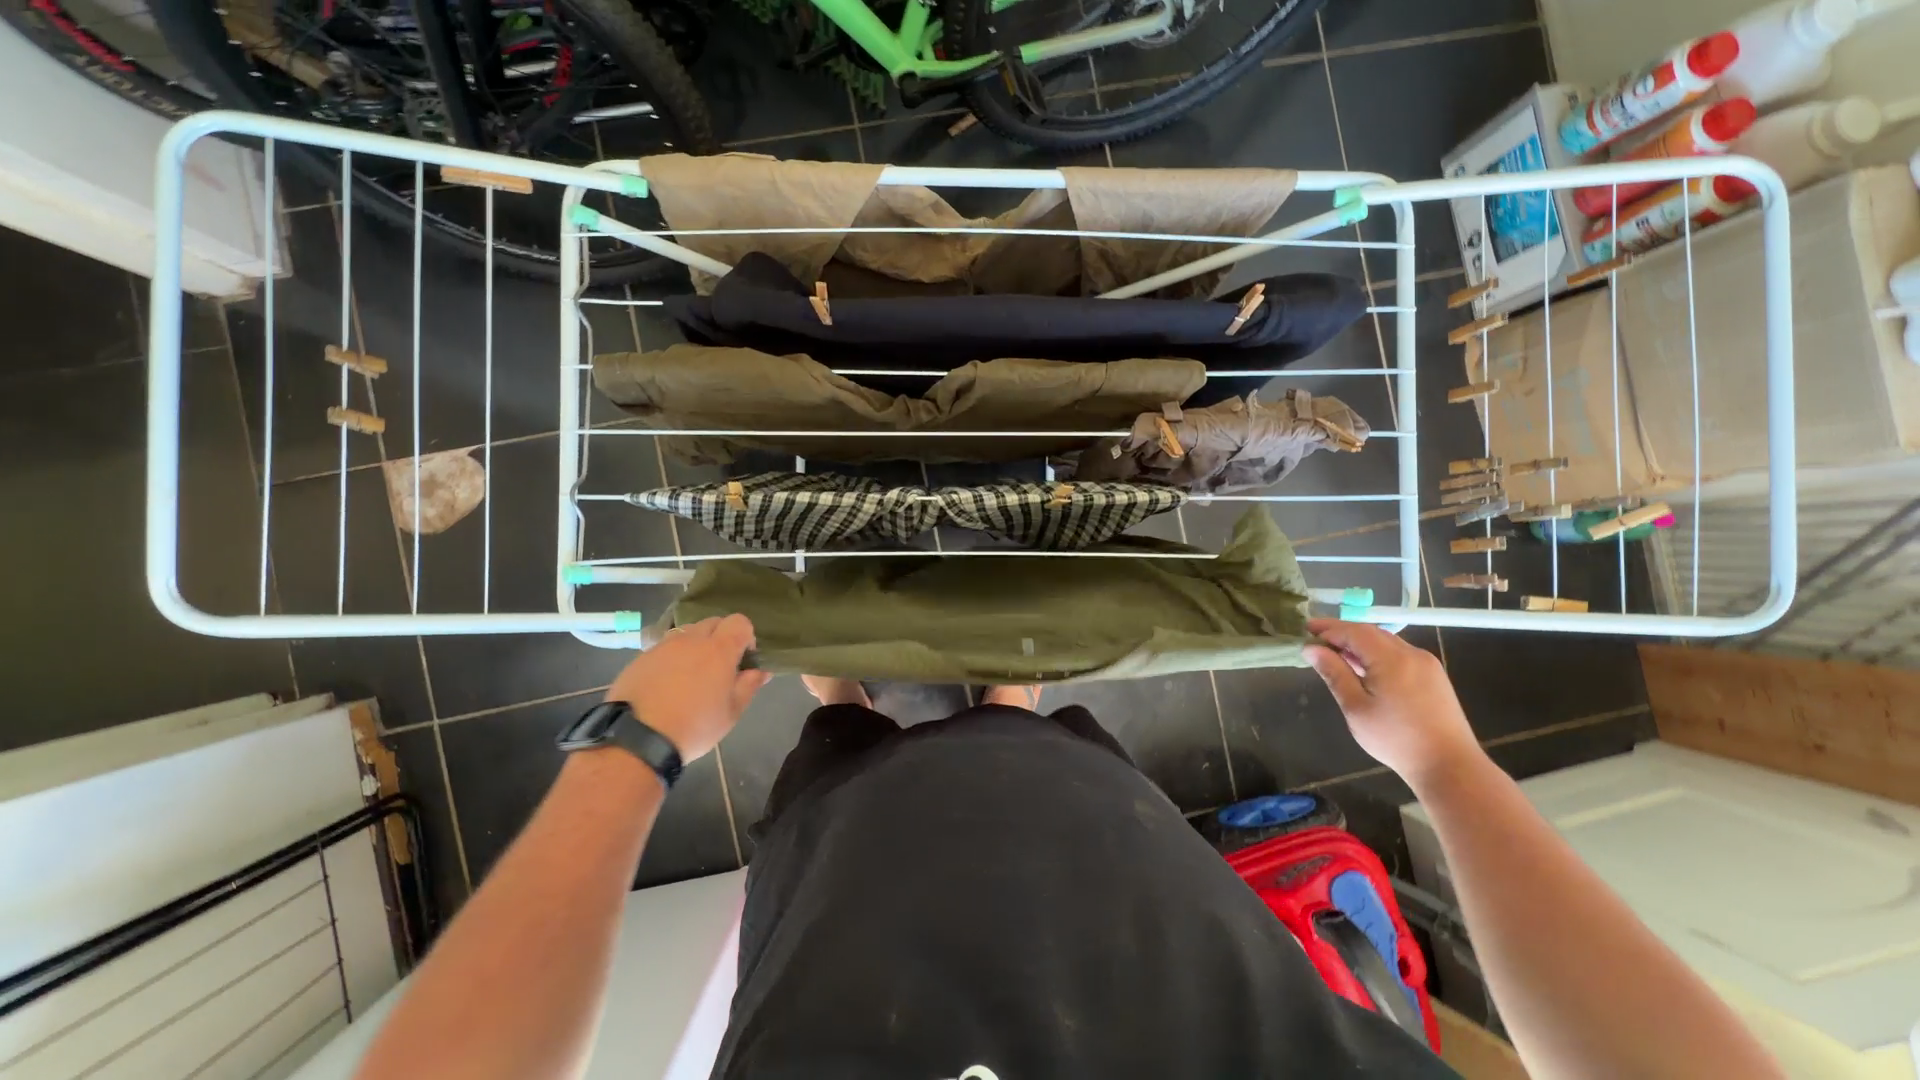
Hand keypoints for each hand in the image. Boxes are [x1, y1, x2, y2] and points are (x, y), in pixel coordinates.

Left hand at [606, 615, 769, 761]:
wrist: (636, 738)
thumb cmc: (693, 727)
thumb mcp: (730, 713)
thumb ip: (748, 686)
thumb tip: (761, 671)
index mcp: (718, 650)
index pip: (739, 622)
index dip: (746, 636)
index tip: (743, 659)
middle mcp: (691, 640)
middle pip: (712, 623)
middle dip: (721, 638)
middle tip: (719, 668)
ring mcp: (663, 646)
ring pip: (686, 634)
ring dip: (695, 647)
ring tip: (691, 677)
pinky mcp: (640, 658)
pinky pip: (664, 649)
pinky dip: (672, 659)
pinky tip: (667, 685)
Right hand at [1303, 618, 1483, 788]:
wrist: (1448, 764)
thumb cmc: (1395, 738)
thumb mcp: (1356, 708)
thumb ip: (1334, 674)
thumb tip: (1312, 649)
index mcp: (1392, 658)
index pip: (1354, 631)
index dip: (1329, 628)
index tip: (1305, 630)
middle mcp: (1412, 653)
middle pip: (1372, 633)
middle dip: (1343, 633)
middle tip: (1316, 638)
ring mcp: (1427, 664)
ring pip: (1387, 643)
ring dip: (1360, 644)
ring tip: (1337, 653)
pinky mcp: (1434, 677)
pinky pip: (1400, 655)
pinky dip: (1378, 655)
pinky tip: (1366, 669)